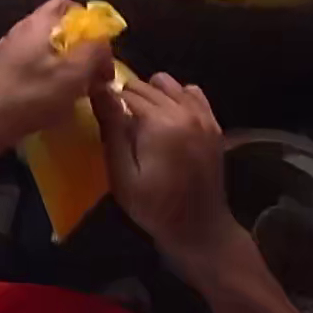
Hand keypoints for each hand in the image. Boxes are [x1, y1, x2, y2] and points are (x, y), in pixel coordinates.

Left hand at [0, 0, 112, 146]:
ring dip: (66, 63)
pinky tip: (56, 96)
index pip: (67, 5)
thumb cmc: (33, 95)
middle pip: (58, 27)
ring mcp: (9, 50)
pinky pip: (34, 63)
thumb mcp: (74, 73)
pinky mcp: (4, 70)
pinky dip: (50, 74)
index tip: (102, 45)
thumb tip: (104, 42)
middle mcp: (21, 30)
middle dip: (80, 46)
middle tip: (94, 70)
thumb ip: (95, 51)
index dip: (89, 21)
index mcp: (38, 23)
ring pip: (46, 47)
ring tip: (79, 86)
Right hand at [93, 73, 243, 271]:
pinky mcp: (213, 123)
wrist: (200, 229)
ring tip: (143, 119)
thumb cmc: (154, 207)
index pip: (126, 94)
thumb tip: (99, 89)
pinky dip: (177, 97)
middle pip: (146, 86)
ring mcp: (203, 116)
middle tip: (120, 124)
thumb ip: (112, 129)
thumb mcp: (122, 175)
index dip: (110, 102)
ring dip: (152, 94)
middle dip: (128, 98)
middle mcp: (184, 112)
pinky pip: (192, 92)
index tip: (102, 117)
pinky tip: (168, 118)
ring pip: (168, 83)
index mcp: (160, 123)